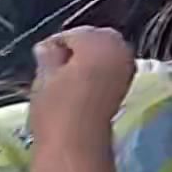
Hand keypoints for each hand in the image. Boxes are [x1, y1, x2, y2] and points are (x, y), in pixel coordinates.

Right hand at [28, 27, 133, 146]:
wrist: (77, 138)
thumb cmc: (56, 108)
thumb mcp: (44, 80)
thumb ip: (48, 57)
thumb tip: (47, 45)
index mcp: (99, 44)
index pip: (79, 33)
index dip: (58, 40)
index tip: (42, 51)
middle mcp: (120, 47)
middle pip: (99, 36)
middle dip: (79, 43)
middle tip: (55, 57)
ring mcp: (128, 61)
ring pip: (110, 47)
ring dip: (92, 52)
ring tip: (67, 68)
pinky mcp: (129, 76)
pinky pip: (116, 60)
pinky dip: (102, 62)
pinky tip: (84, 76)